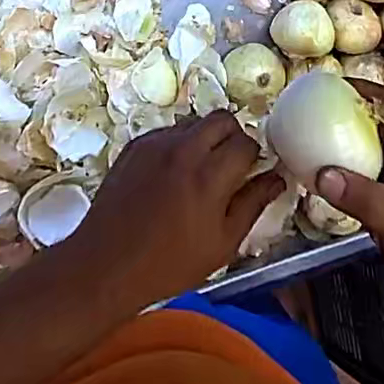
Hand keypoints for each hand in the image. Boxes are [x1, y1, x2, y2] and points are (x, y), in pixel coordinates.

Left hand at [63, 111, 286, 309]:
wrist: (106, 264)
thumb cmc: (169, 263)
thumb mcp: (222, 244)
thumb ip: (253, 204)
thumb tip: (276, 178)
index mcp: (208, 176)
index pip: (247, 142)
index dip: (254, 156)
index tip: (251, 171)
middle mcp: (183, 150)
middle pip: (223, 118)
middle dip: (233, 136)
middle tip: (229, 164)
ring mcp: (155, 144)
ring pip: (195, 122)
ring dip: (205, 138)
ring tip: (199, 170)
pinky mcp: (136, 144)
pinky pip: (169, 131)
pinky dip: (179, 144)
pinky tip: (172, 174)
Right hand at [316, 91, 383, 317]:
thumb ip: (361, 195)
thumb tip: (320, 172)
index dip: (376, 92)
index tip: (342, 88)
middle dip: (360, 118)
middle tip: (324, 114)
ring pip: (382, 156)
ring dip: (356, 148)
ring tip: (322, 142)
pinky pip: (377, 182)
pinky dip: (356, 177)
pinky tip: (334, 184)